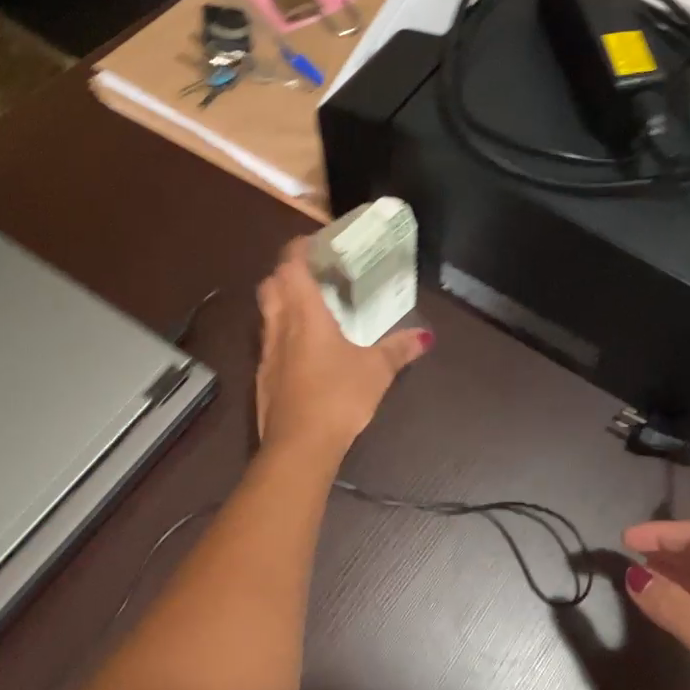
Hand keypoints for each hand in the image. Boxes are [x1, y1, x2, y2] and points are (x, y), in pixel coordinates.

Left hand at [255, 238, 430, 464]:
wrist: (299, 446)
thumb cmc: (338, 396)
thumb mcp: (377, 371)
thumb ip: (399, 350)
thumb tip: (426, 337)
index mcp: (305, 314)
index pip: (290, 267)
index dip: (297, 249)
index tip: (312, 242)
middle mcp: (279, 327)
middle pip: (270, 286)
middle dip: (285, 273)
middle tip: (311, 274)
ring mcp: (267, 354)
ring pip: (266, 315)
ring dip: (281, 304)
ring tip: (309, 308)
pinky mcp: (262, 380)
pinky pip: (269, 344)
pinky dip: (282, 335)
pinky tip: (303, 351)